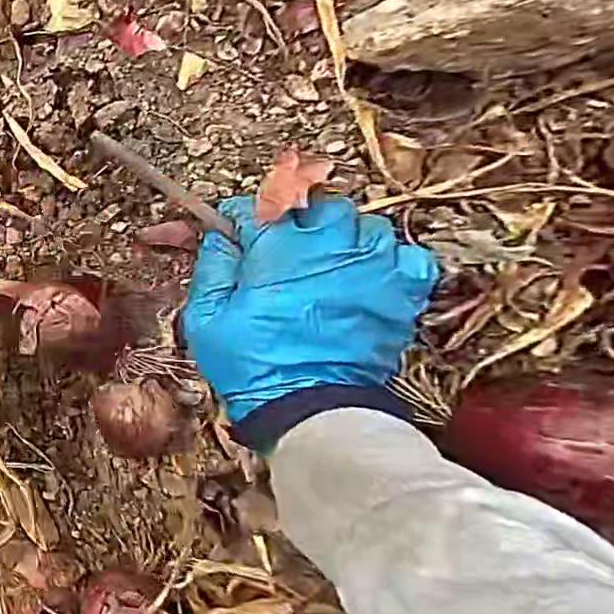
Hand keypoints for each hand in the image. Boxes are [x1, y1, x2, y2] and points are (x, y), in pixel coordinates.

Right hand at [183, 194, 437, 427]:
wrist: (309, 409)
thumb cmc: (252, 364)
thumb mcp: (207, 318)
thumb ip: (212, 268)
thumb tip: (220, 236)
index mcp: (276, 246)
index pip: (255, 206)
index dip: (240, 218)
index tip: (234, 233)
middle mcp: (328, 244)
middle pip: (314, 204)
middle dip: (294, 218)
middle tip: (280, 247)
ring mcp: (372, 264)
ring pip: (362, 222)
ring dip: (341, 236)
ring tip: (324, 261)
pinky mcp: (402, 291)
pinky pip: (407, 255)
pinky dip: (389, 260)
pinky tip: (367, 275)